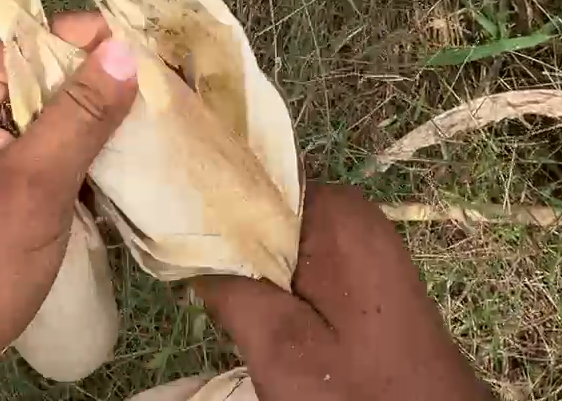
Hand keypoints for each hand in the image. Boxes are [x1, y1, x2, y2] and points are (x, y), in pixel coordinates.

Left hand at [0, 12, 138, 400]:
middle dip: (99, 83)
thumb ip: (78, 116)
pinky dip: (78, 155)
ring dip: (94, 122)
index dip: (89, 40)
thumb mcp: (30, 188)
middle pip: (40, 78)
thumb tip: (123, 48)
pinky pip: (41, 152)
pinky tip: (120, 166)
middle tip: (163, 88)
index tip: (152, 47)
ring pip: (46, 118)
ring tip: (154, 122)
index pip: (29, 44)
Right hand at [193, 184, 492, 400]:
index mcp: (335, 210)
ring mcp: (365, 237)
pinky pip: (312, 254)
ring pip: (288, 235)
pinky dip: (288, 279)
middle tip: (222, 289)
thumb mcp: (282, 348)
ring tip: (249, 306)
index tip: (192, 243)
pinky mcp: (369, 266)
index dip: (219, 211)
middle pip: (271, 207)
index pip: (256, 182)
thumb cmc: (360, 390)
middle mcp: (353, 209)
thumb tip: (196, 254)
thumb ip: (233, 291)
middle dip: (243, 246)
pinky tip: (281, 316)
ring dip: (264, 268)